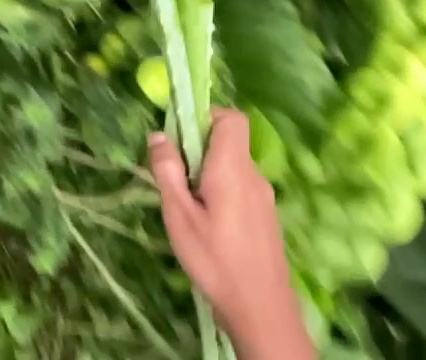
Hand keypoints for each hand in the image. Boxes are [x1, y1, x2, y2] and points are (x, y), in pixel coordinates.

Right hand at [150, 109, 313, 359]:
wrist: (262, 312)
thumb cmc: (214, 259)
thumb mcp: (177, 213)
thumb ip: (167, 170)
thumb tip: (159, 134)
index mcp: (233, 170)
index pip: (232, 119)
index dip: (205, 114)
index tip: (178, 131)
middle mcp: (254, 178)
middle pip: (227, 142)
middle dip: (196, 147)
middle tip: (171, 172)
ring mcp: (264, 199)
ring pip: (231, 166)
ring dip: (205, 170)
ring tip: (184, 201)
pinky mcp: (266, 218)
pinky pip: (239, 186)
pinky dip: (218, 189)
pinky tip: (204, 220)